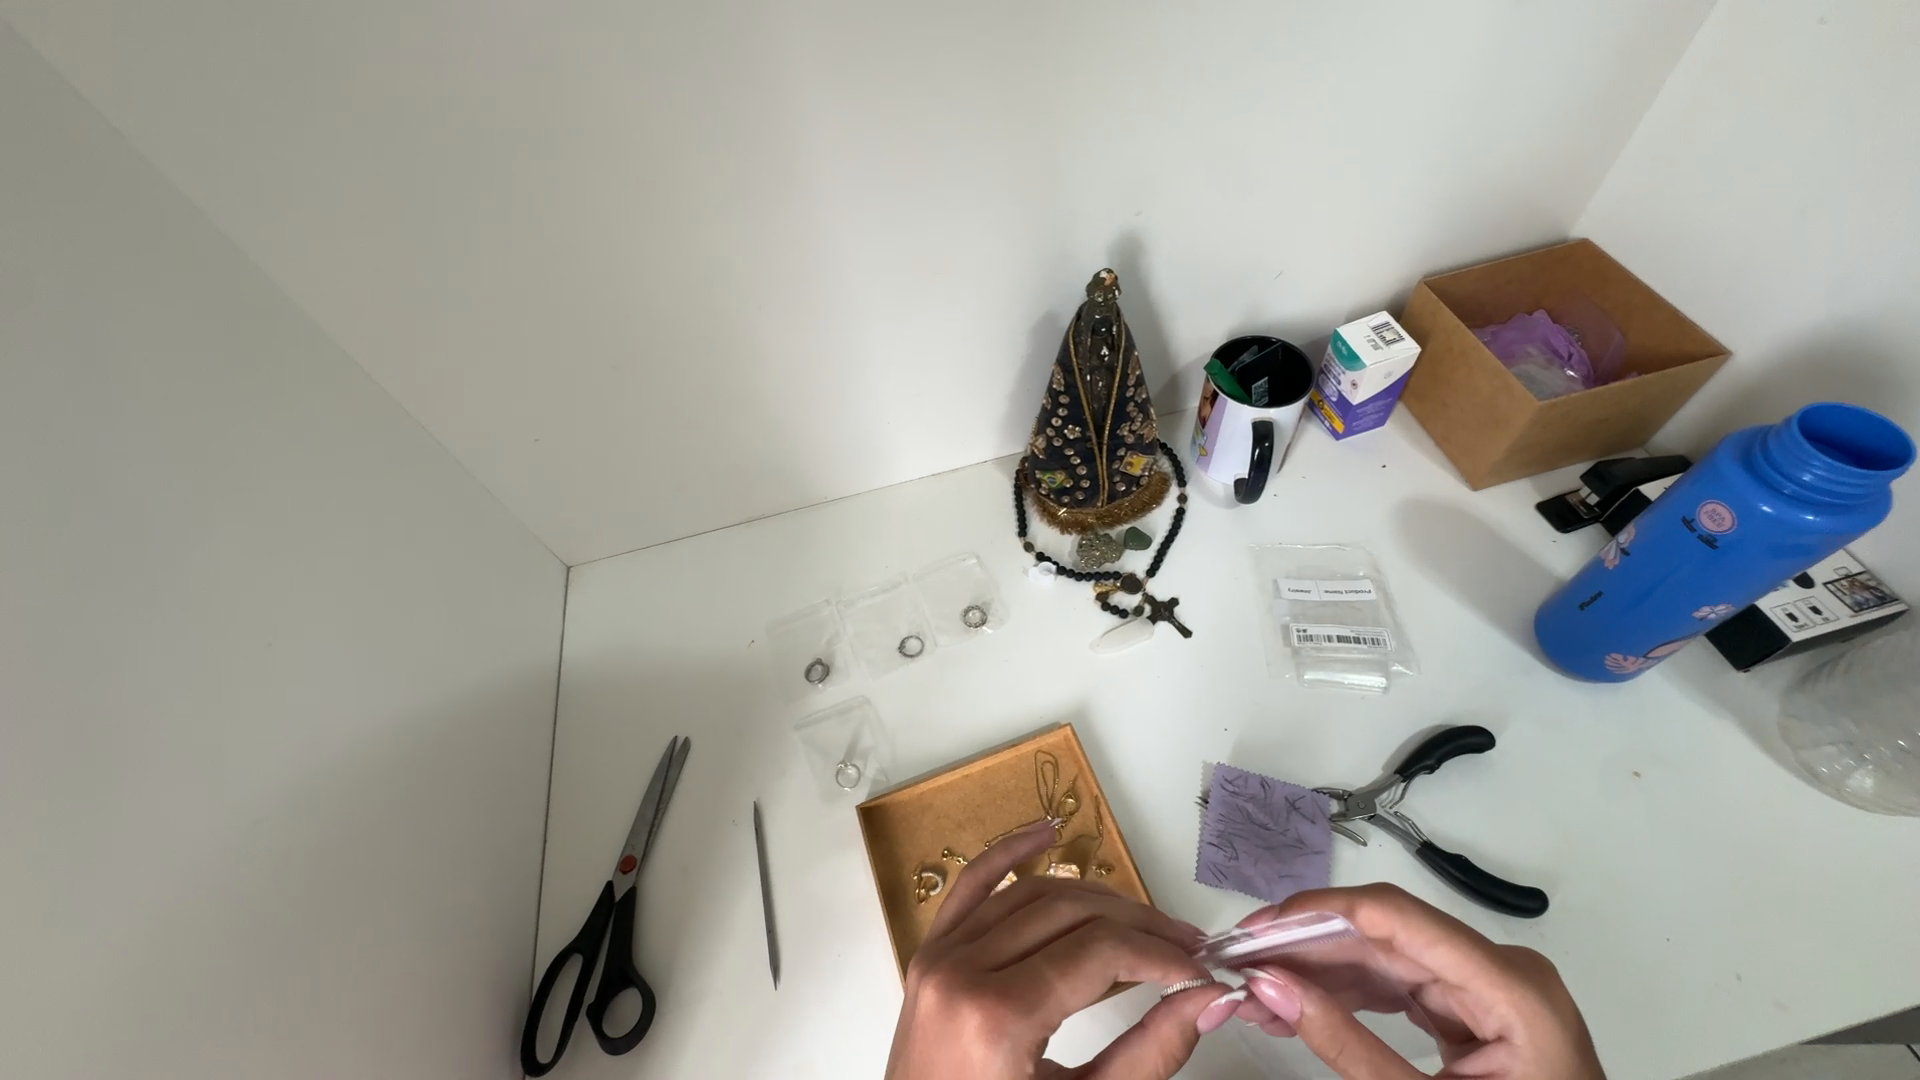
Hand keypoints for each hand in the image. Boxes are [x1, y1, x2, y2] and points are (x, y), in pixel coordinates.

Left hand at [884, 819, 1232, 1079]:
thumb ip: (1148, 1056)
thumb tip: (1210, 999)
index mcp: (997, 1017)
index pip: (1097, 952)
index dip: (1158, 952)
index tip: (1201, 966)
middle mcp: (962, 969)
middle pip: (1068, 913)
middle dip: (1136, 923)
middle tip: (1185, 943)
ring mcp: (939, 953)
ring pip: (1030, 893)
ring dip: (1092, 896)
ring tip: (1144, 917)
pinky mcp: (929, 951)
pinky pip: (972, 885)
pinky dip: (1010, 853)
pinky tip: (1048, 833)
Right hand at [1229, 884, 1603, 1078]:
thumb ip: (1346, 1046)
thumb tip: (1266, 983)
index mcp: (1512, 989)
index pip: (1395, 916)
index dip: (1317, 911)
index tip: (1257, 929)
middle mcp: (1500, 970)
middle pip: (1383, 934)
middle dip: (1306, 946)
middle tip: (1242, 960)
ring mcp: (1487, 986)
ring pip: (1381, 955)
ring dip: (1317, 970)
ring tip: (1257, 987)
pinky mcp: (1471, 1006)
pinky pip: (1396, 982)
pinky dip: (1346, 992)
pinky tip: (1299, 1001)